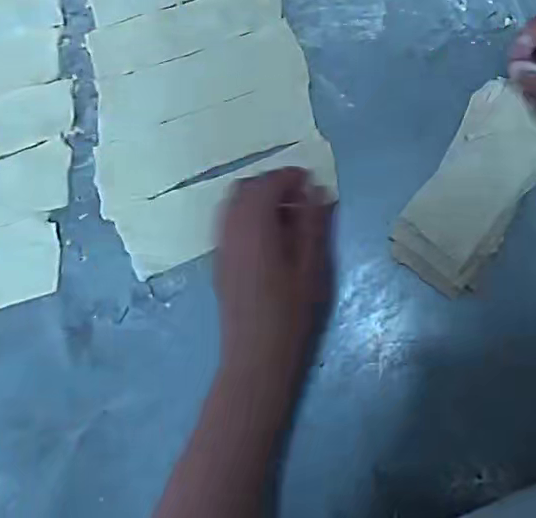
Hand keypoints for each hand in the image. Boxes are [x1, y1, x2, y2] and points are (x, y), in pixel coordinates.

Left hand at [214, 167, 334, 384]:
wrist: (254, 359)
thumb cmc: (289, 314)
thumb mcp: (311, 267)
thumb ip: (312, 223)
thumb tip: (316, 189)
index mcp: (255, 227)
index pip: (267, 184)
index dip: (289, 177)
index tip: (311, 183)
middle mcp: (231, 228)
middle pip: (246, 187)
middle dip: (273, 184)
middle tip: (300, 198)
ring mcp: (221, 243)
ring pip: (234, 202)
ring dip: (259, 198)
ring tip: (287, 216)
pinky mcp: (219, 258)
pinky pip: (229, 220)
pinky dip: (248, 214)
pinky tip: (269, 236)